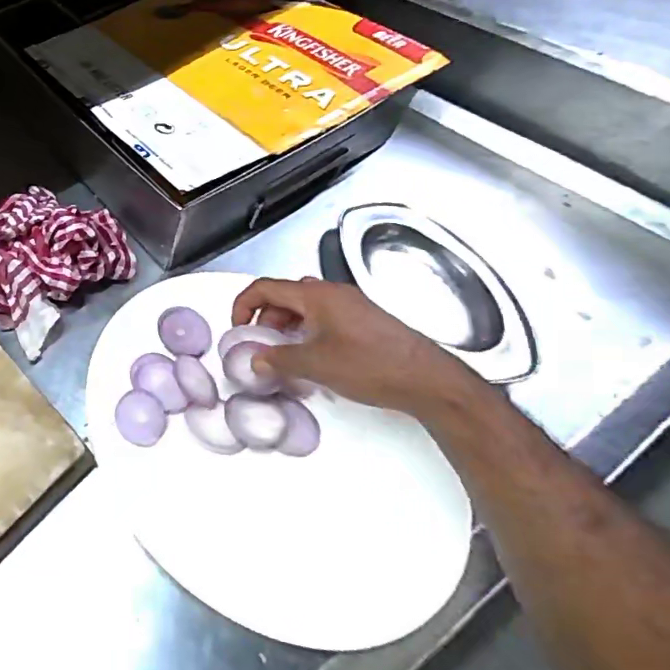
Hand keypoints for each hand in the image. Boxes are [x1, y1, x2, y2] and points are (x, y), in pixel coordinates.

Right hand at [230, 276, 479, 418]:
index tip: (239, 328)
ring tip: (287, 355)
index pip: (265, 287)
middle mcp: (333, 292)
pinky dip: (309, 332)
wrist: (431, 382)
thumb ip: (278, 360)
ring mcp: (352, 305)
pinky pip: (325, 318)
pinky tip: (315, 359)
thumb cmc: (372, 366)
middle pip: (284, 296)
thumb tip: (256, 360)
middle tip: (262, 346)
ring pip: (306, 308)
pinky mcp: (366, 321)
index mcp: (316, 295)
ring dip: (288, 327)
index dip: (243, 305)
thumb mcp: (315, 365)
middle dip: (266, 319)